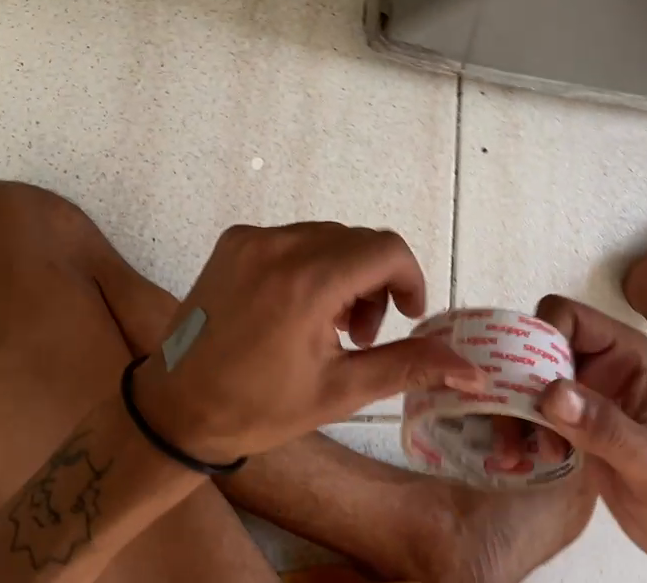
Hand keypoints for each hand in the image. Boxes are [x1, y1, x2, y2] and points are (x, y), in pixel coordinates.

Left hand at [133, 222, 484, 464]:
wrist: (174, 409)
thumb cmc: (259, 408)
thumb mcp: (340, 391)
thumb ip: (408, 367)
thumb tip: (471, 369)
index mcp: (308, 281)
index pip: (385, 249)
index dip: (409, 279)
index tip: (409, 315)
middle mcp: (280, 245)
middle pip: (356, 242)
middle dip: (375, 282)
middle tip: (359, 335)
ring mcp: (252, 238)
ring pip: (326, 237)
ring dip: (343, 272)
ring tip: (327, 326)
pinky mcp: (233, 240)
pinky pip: (292, 238)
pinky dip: (309, 264)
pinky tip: (295, 308)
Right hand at [530, 295, 646, 577]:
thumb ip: (605, 426)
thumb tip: (550, 391)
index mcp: (627, 354)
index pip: (567, 316)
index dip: (539, 338)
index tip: (525, 382)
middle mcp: (602, 363)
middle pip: (538, 346)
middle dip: (518, 381)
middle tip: (512, 424)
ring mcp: (586, 394)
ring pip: (529, 380)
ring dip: (514, 410)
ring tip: (519, 450)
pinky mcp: (573, 424)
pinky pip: (532, 411)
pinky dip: (519, 429)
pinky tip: (521, 457)